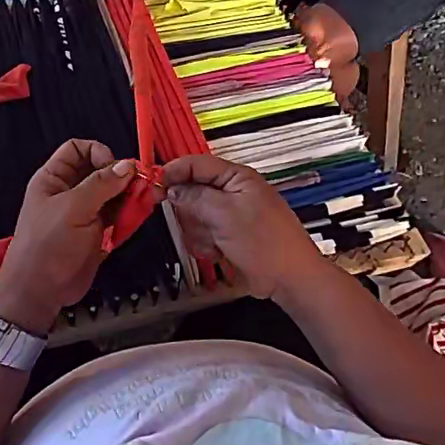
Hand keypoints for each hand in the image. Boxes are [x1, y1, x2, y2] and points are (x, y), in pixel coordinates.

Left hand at [0, 140, 148, 330]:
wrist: (40, 291)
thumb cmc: (45, 247)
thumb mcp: (72, 209)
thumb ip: (100, 185)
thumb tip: (125, 166)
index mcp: (53, 179)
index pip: (77, 150)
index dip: (97, 152)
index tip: (114, 166)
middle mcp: (69, 192)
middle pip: (100, 170)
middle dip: (120, 174)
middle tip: (138, 182)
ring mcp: (85, 212)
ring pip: (113, 192)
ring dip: (130, 193)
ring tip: (145, 197)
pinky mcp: (98, 231)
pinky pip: (118, 213)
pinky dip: (130, 212)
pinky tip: (140, 212)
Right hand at [160, 155, 320, 298]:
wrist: (289, 280)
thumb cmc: (267, 243)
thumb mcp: (225, 214)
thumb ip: (195, 196)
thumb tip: (172, 188)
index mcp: (236, 177)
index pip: (196, 164)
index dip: (173, 172)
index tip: (155, 185)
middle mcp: (232, 192)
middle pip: (190, 191)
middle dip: (190, 211)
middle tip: (197, 223)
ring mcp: (229, 214)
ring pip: (193, 215)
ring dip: (198, 231)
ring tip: (214, 242)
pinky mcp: (226, 234)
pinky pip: (201, 232)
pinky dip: (204, 243)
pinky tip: (217, 251)